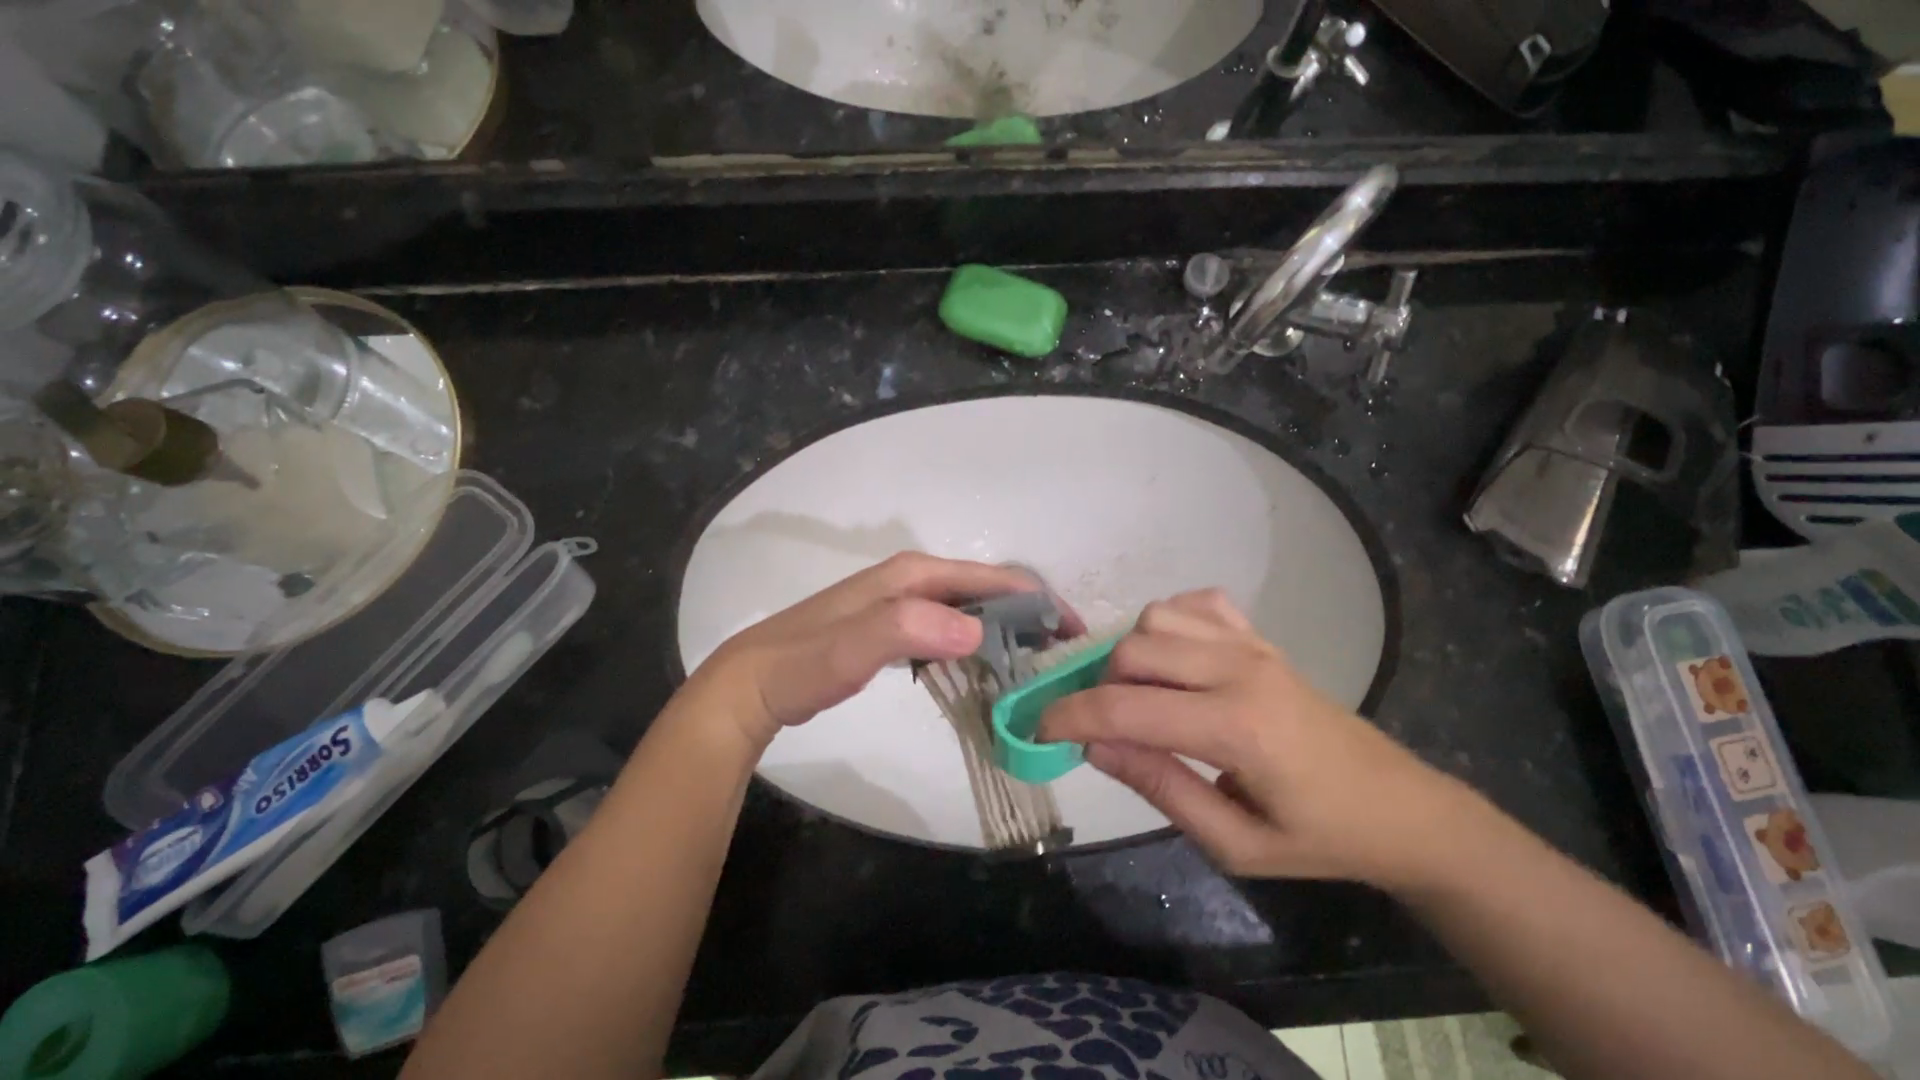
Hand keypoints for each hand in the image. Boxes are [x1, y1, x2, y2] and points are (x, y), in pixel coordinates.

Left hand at [687, 553, 1073, 749]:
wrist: (750, 685)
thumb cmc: (801, 664)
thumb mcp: (849, 647)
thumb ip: (906, 631)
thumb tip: (977, 632)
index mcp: (910, 577)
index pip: (989, 579)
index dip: (1035, 600)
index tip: (1072, 631)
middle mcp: (909, 584)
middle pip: (983, 592)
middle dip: (1027, 616)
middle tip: (1062, 655)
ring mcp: (898, 608)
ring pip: (967, 612)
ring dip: (1004, 632)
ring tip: (1036, 665)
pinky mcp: (889, 632)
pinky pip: (947, 632)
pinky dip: (974, 646)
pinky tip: (983, 672)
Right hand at [1039, 589, 1480, 888]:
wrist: (1399, 809)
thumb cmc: (1318, 838)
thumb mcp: (1234, 844)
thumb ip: (1161, 789)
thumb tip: (1094, 747)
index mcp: (1236, 728)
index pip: (1126, 709)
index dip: (1070, 718)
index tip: (1038, 731)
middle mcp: (1241, 670)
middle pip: (1134, 651)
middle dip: (1096, 688)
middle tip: (1094, 729)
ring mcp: (1255, 647)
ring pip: (1158, 619)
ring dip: (1130, 655)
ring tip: (1135, 699)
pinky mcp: (1264, 640)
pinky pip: (1199, 605)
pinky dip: (1170, 623)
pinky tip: (1173, 661)